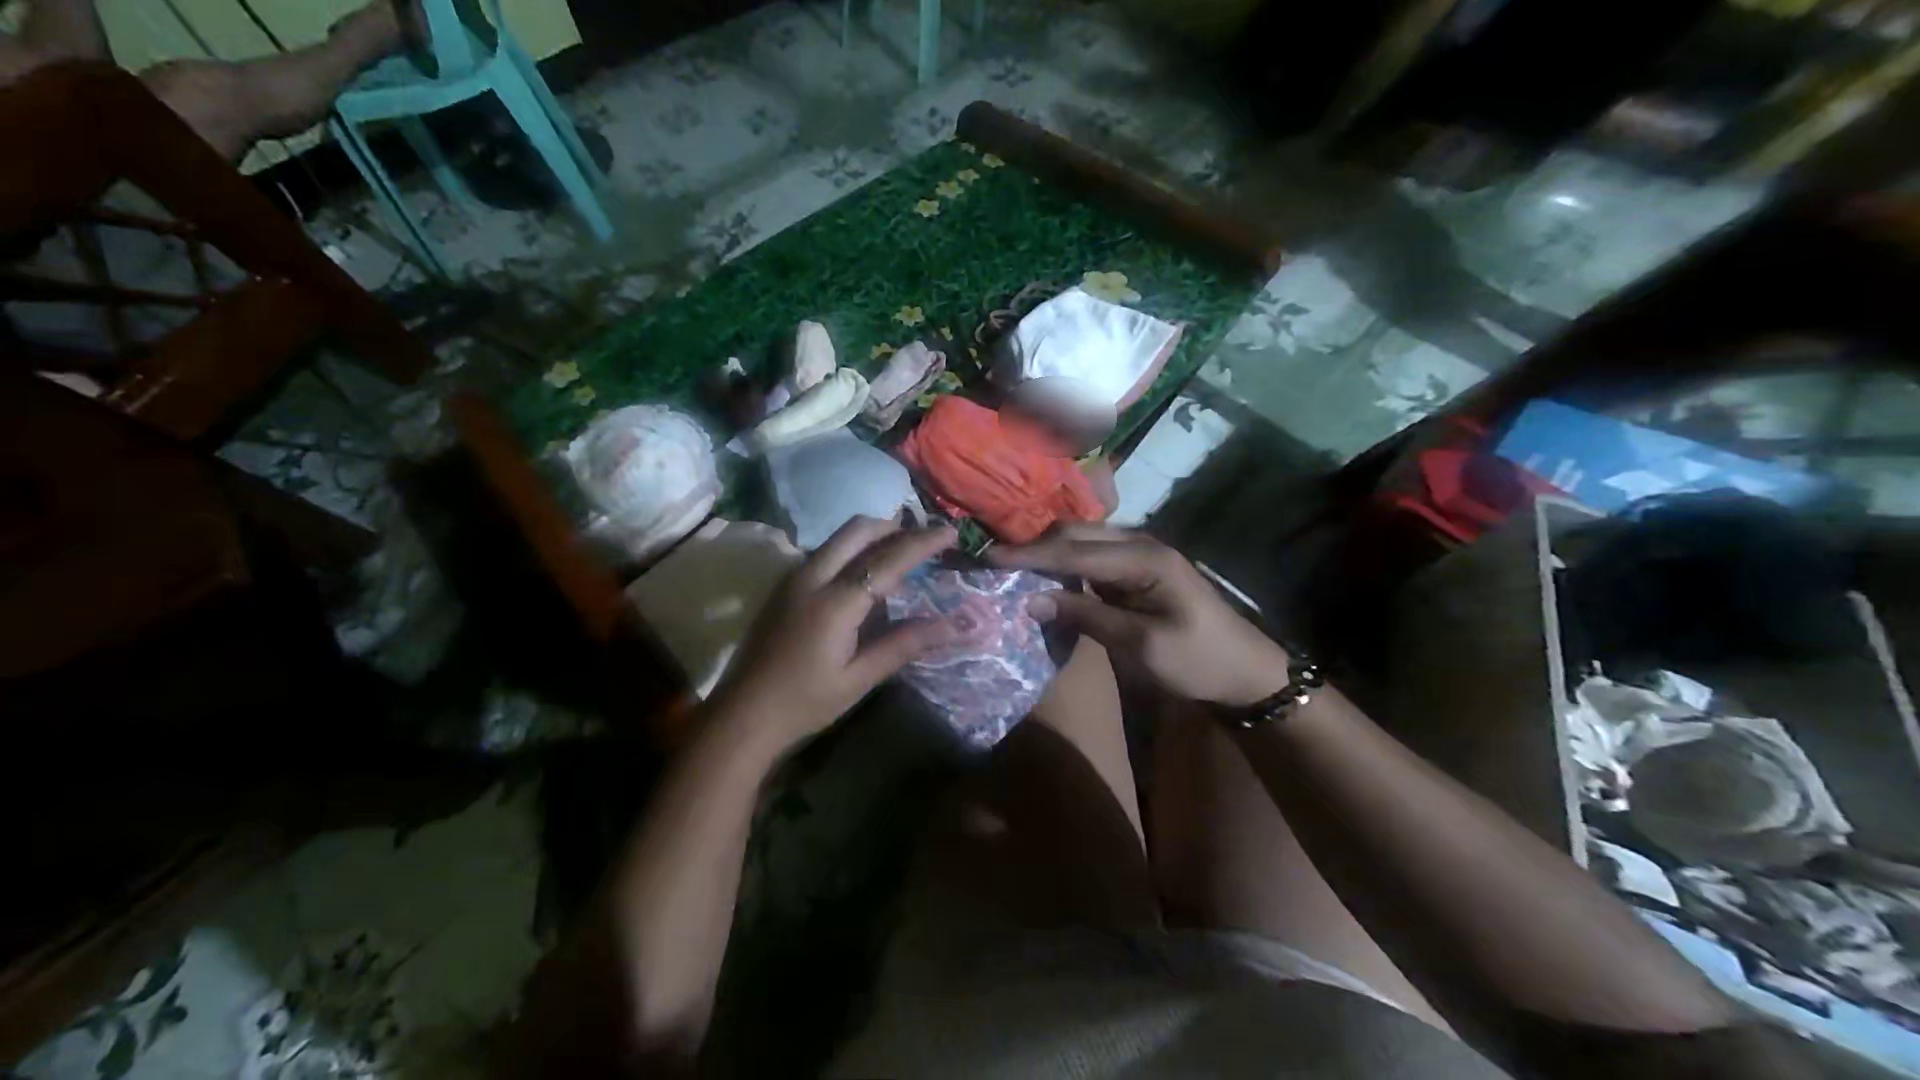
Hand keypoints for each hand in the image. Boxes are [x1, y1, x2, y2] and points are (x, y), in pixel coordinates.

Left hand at [709, 517, 959, 748]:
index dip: (922, 542)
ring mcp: (793, 578)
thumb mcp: (859, 678)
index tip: (952, 531)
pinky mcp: (783, 586)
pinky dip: (852, 550)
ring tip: (901, 554)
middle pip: (858, 530)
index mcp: (834, 602)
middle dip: (895, 527)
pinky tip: (865, 577)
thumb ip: (904, 644)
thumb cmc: (805, 703)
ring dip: (872, 536)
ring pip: (839, 538)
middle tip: (924, 539)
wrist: (741, 716)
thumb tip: (955, 626)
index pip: (887, 559)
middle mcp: (811, 577)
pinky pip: (825, 552)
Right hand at [991, 525, 1289, 705]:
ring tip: (1010, 568)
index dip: (1029, 555)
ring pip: (1081, 542)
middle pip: (1075, 535)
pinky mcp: (1137, 572)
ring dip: (1047, 553)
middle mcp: (1140, 545)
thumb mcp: (1141, 645)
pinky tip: (1044, 579)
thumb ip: (1086, 617)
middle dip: (1033, 546)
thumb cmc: (1199, 661)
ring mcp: (1140, 556)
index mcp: (1144, 559)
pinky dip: (1064, 565)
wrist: (1246, 673)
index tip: (988, 558)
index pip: (1074, 551)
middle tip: (992, 562)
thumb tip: (1030, 600)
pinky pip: (1092, 559)